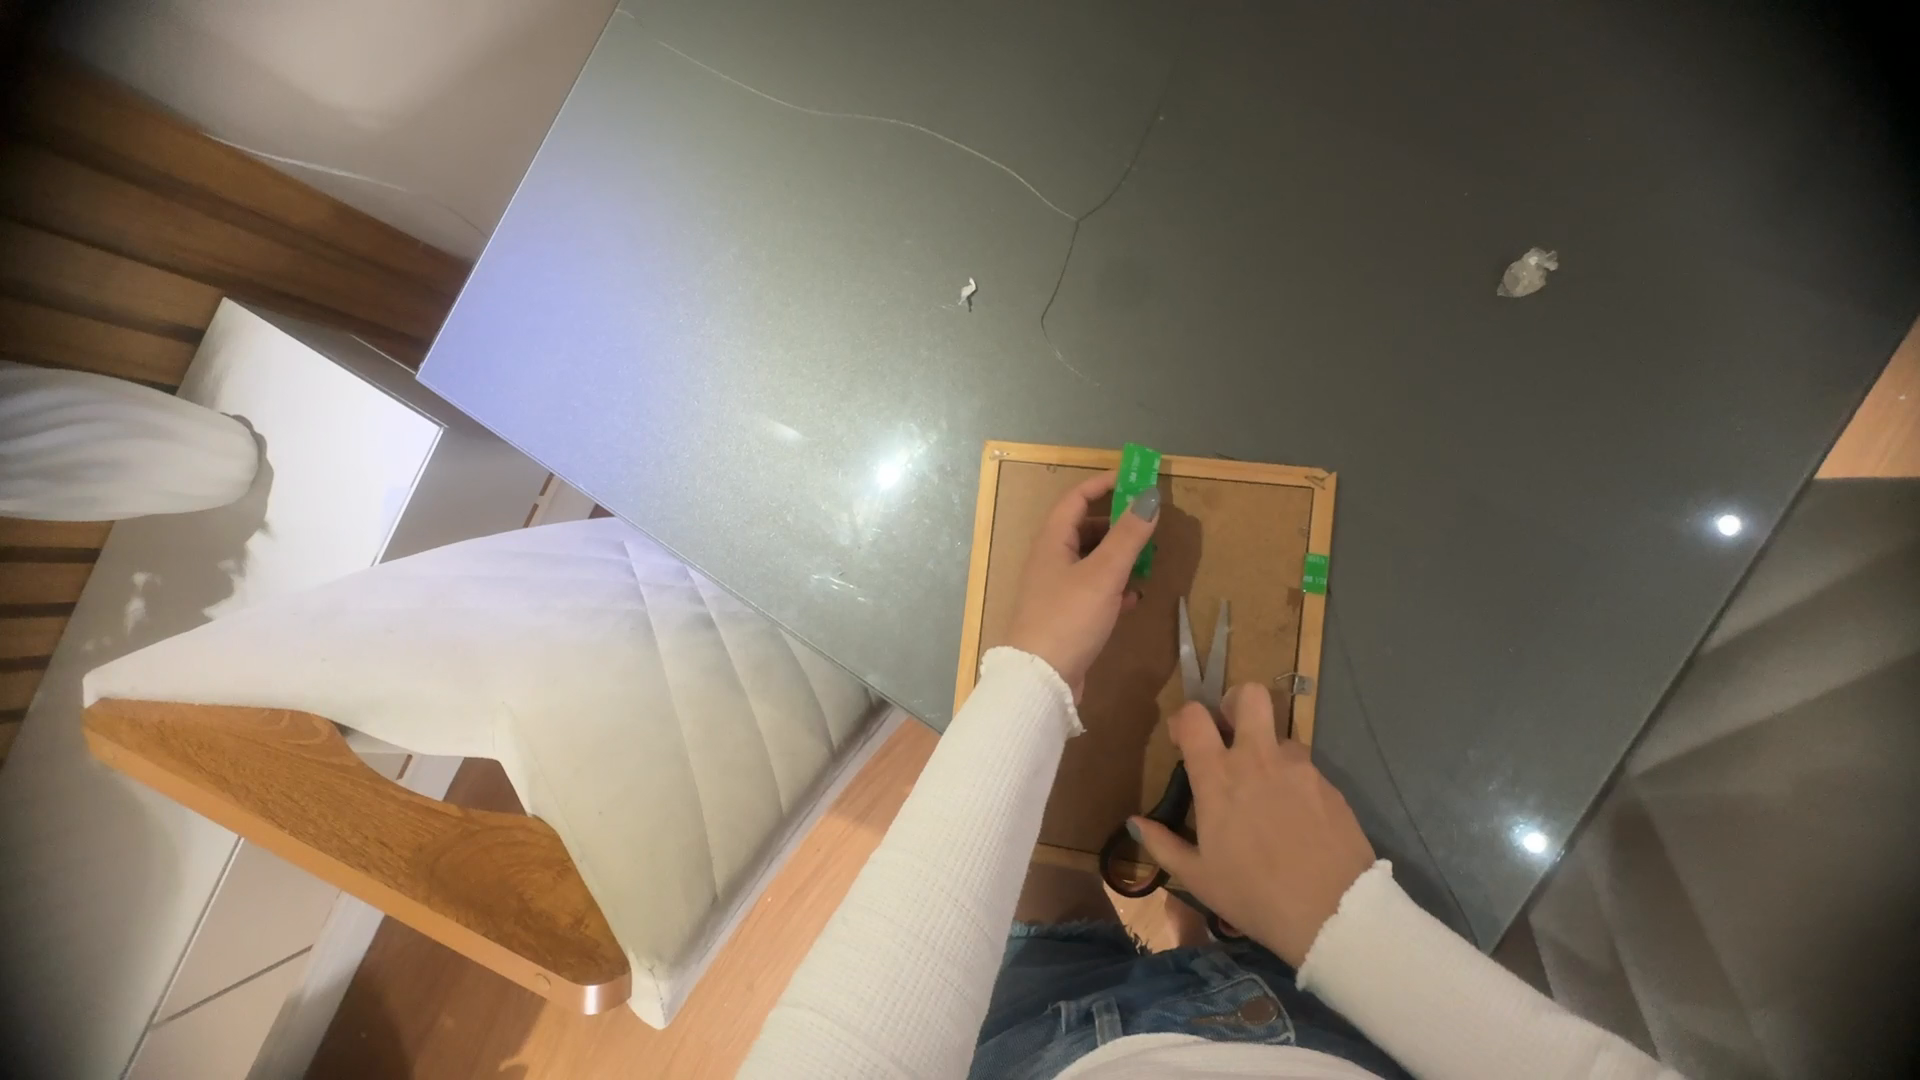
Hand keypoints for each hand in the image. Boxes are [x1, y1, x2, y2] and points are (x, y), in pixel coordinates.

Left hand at [1004, 471, 1159, 700]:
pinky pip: (1093, 591)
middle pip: (1085, 529)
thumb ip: (1128, 535)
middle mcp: (1050, 561)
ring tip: (1147, 561)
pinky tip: (1134, 598)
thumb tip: (1150, 497)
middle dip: (1117, 524)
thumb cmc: (1068, 618)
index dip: (1103, 484)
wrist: (1041, 680)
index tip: (1136, 479)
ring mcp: (1056, 590)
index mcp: (1051, 542)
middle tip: (1149, 524)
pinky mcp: (1066, 617)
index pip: (1075, 499)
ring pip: (1091, 562)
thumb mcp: (1103, 574)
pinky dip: (1114, 589)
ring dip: (1119, 558)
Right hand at [1130, 683, 1374, 966]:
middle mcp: (1257, 758)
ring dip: (1268, 751)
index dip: (1184, 720)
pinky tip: (1295, 819)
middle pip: (1249, 695)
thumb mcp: (1198, 877)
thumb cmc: (1254, 895)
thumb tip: (1135, 823)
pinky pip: (1305, 768)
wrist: (1335, 916)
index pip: (1193, 715)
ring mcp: (1298, 768)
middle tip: (1230, 735)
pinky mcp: (1329, 785)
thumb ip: (1162, 843)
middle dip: (1235, 704)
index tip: (1183, 742)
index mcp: (1218, 775)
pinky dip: (1294, 782)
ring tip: (1267, 792)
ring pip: (1280, 735)